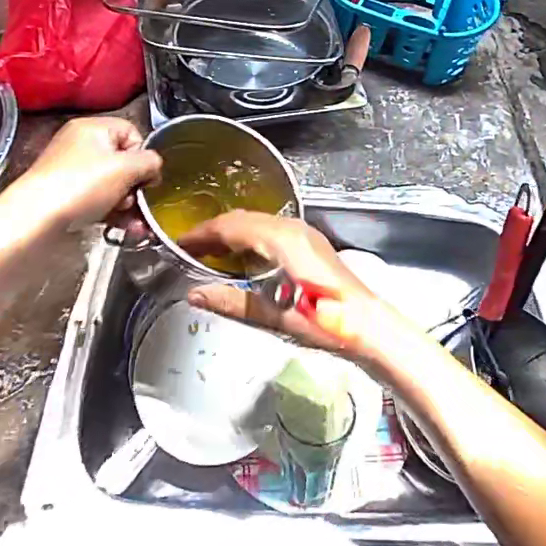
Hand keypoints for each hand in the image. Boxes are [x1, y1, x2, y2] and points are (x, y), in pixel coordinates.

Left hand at [1, 116, 161, 231]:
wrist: (35, 221)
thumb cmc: (78, 187)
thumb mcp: (125, 168)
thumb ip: (150, 162)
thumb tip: (154, 167)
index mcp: (93, 128)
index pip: (132, 133)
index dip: (143, 156)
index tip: (145, 177)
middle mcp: (80, 146)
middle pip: (124, 162)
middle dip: (136, 186)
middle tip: (134, 201)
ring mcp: (72, 172)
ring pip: (113, 185)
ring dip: (128, 205)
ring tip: (133, 223)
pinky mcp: (67, 198)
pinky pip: (99, 201)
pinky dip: (112, 214)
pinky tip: (122, 228)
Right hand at [179, 211, 413, 362]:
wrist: (367, 326)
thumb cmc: (325, 323)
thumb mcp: (273, 317)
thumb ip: (232, 303)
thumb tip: (194, 295)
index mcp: (282, 240)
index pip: (230, 226)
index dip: (201, 234)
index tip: (178, 243)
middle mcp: (293, 228)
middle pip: (242, 219)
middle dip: (213, 232)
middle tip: (188, 250)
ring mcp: (304, 233)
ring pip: (256, 222)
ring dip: (231, 233)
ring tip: (208, 253)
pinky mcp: (310, 243)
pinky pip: (270, 229)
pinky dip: (248, 237)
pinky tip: (242, 257)